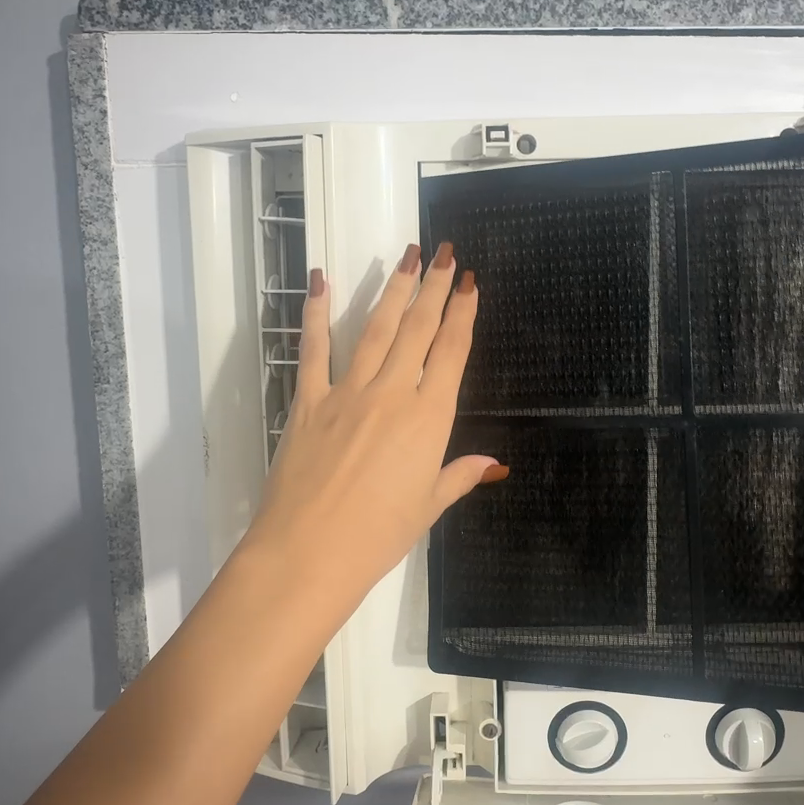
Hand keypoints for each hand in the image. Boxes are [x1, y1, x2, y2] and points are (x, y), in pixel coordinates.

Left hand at [242, 242, 502, 599]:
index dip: (462, 314)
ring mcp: (348, 392)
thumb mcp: (427, 508)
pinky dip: (317, 313)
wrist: (309, 552)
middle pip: (418, 330)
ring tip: (406, 256)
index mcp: (429, 419)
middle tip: (443, 252)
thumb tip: (495, 464)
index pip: (451, 352)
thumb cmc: (378, 538)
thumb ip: (459, 476)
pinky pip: (314, 350)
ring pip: (376, 330)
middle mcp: (392, 394)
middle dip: (433, 287)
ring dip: (393, 290)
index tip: (469, 282)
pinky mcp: (308, 401)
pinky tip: (322, 281)